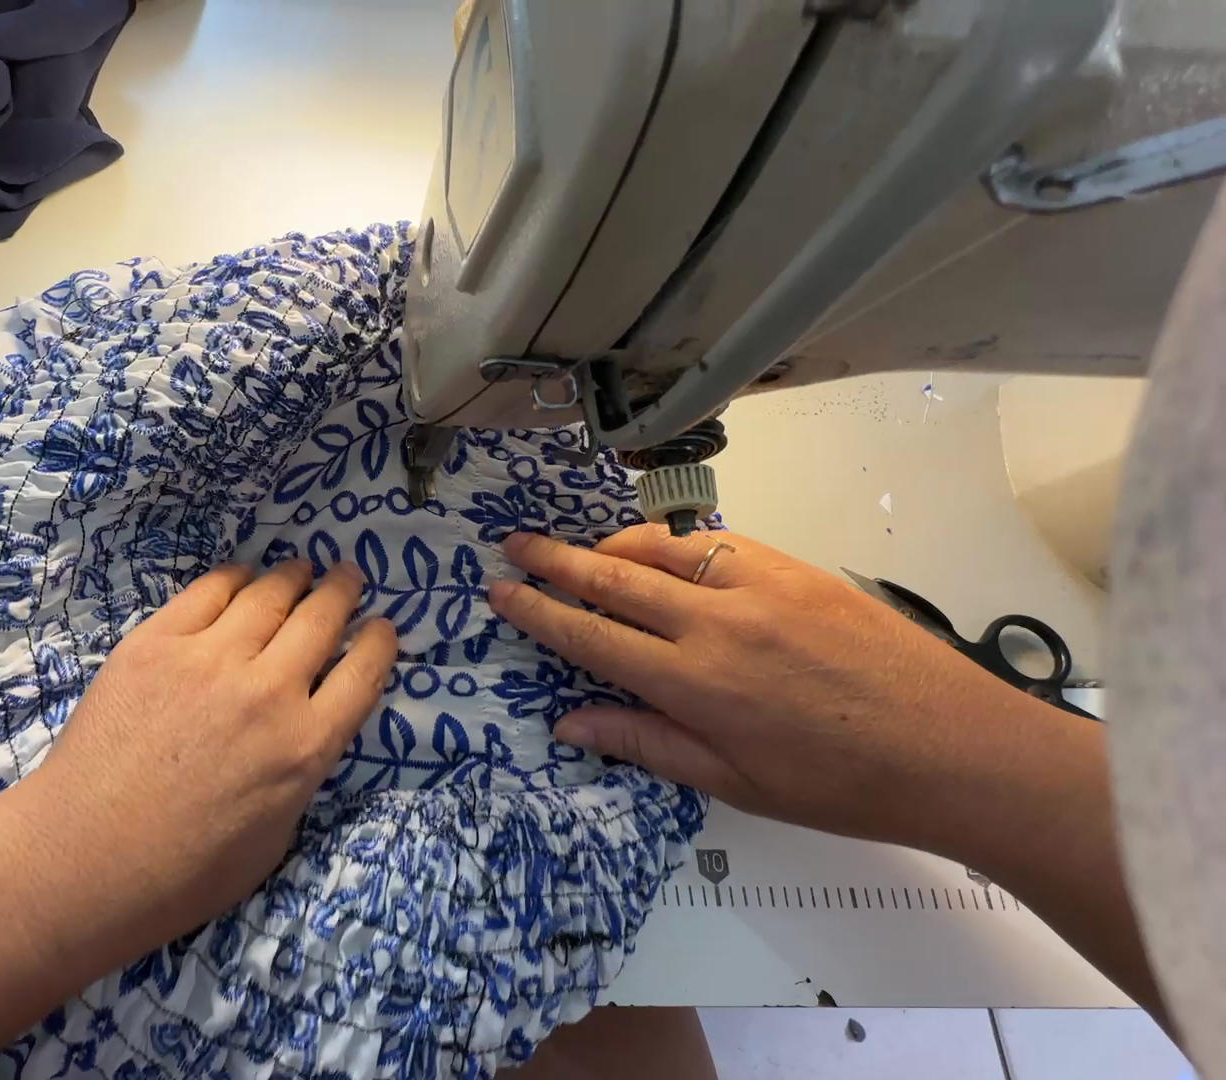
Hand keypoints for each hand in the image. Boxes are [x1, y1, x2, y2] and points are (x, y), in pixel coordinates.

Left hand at [13, 561, 397, 950]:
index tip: (382, 625)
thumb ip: (300, 773)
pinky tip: (242, 577)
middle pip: (322, 619)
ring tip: (302, 568)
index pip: (363, 672)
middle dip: (343, 591)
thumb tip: (301, 729)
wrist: (85, 858)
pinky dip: (234, 578)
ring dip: (294, 576)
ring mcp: (209, 659)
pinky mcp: (157, 642)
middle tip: (348, 576)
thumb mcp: (276, 838)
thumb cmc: (184, 873)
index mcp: (306, 746)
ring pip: (269, 595)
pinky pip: (208, 592)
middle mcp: (268, 691)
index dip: (380, 640)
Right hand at [486, 526, 1072, 845]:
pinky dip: (671, 542)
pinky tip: (659, 552)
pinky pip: (714, 540)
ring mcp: (758, 587)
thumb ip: (643, 742)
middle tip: (513, 544)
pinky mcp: (795, 568)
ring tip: (582, 552)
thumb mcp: (732, 781)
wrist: (962, 753)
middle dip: (552, 559)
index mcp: (695, 684)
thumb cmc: (838, 785)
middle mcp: (715, 624)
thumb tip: (567, 723)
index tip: (500, 591)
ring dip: (608, 545)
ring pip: (658, 547)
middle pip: (611, 578)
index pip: (591, 636)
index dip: (538, 612)